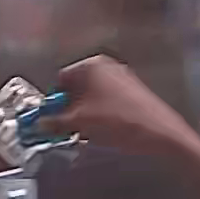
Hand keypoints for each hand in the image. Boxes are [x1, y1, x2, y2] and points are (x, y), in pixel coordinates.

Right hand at [42, 55, 199, 158]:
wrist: (160, 133)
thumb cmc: (116, 121)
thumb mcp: (80, 123)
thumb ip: (55, 122)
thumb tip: (39, 124)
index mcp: (91, 65)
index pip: (61, 79)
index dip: (55, 100)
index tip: (52, 120)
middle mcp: (106, 65)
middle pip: (77, 86)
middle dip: (70, 108)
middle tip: (68, 128)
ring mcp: (122, 77)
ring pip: (93, 95)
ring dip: (85, 113)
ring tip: (88, 132)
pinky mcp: (134, 91)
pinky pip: (108, 100)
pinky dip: (102, 113)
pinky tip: (106, 131)